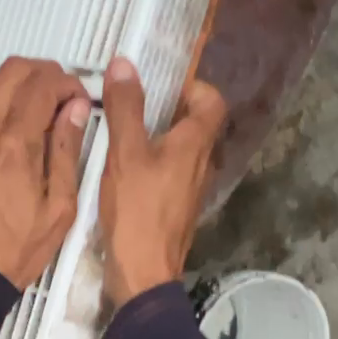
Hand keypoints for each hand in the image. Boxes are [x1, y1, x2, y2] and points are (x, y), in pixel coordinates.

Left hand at [0, 58, 92, 288]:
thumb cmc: (18, 249)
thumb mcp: (59, 209)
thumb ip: (68, 152)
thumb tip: (75, 108)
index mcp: (14, 146)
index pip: (42, 86)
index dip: (67, 83)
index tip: (81, 98)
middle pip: (12, 71)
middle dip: (43, 73)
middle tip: (63, 94)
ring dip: (19, 82)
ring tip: (41, 104)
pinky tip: (16, 120)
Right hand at [98, 58, 227, 304]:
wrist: (143, 275)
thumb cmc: (138, 212)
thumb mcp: (125, 155)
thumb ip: (125, 108)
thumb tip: (124, 63)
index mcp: (195, 144)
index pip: (212, 101)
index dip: (192, 87)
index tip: (162, 87)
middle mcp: (201, 165)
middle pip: (196, 126)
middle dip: (169, 112)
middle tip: (135, 107)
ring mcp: (190, 192)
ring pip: (182, 154)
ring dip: (159, 141)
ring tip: (125, 137)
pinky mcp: (176, 213)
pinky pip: (170, 177)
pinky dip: (154, 168)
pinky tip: (125, 174)